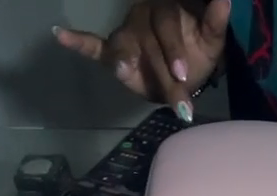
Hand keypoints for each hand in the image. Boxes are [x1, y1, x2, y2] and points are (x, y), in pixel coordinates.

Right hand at [54, 0, 230, 112]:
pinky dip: (78, 42)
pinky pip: (94, 45)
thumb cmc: (197, 52)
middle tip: (178, 104)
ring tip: (124, 70)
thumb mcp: (211, 39)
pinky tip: (61, 35)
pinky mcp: (115, 52)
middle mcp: (143, 16)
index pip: (166, 26)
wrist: (184, 72)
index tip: (182, 74)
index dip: (173, 48)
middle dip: (163, 74)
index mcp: (166, 10)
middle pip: (148, 43)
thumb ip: (216, 20)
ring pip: (124, 48)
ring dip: (124, 62)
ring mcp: (127, 33)